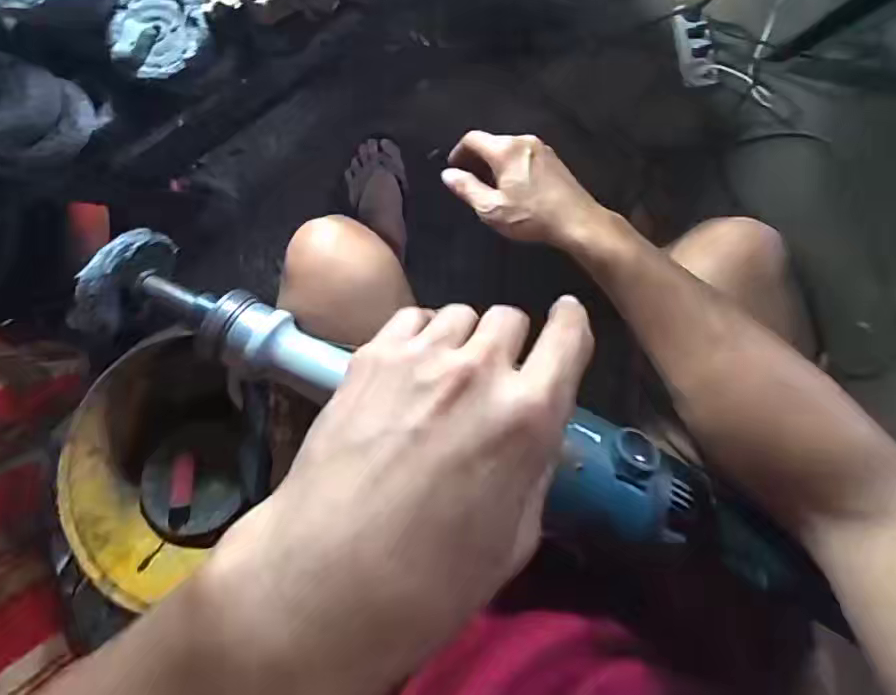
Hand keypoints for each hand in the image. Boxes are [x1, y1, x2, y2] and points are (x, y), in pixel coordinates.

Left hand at [199, 299, 594, 692]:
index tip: (566, 321)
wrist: (324, 582)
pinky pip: (413, 317)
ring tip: (445, 376)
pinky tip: (408, 369)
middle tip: (493, 378)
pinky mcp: (372, 355)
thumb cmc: (432, 582)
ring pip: (462, 313)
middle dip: (511, 343)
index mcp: (526, 414)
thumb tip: (537, 432)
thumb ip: (535, 467)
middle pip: (511, 317)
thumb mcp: (514, 538)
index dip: (571, 323)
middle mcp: (480, 369)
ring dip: (465, 339)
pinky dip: (421, 335)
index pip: (569, 336)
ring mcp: (422, 356)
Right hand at [442, 131, 611, 247]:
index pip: (472, 139)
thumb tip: (449, 175)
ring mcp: (542, 148)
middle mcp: (524, 141)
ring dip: (495, 163)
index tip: (455, 170)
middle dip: (477, 159)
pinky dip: (512, 165)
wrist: (578, 221)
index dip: (458, 153)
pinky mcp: (554, 159)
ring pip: (508, 149)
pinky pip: (524, 155)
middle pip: (491, 142)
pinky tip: (514, 188)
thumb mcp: (491, 208)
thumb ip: (467, 188)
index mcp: (506, 149)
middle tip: (470, 182)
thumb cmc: (532, 216)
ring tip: (491, 188)